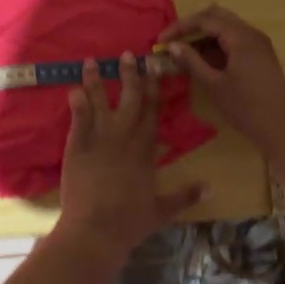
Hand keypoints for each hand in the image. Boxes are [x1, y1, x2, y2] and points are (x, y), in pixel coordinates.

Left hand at [55, 53, 204, 260]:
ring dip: (96, 81)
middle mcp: (126, 136)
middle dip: (130, 74)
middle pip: (130, 98)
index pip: (154, 110)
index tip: (154, 67)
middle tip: (127, 54)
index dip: (154, 87)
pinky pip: (77, 117)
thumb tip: (211, 188)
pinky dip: (76, 102)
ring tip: (91, 61)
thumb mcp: (163, 210)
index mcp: (147, 149)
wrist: (97, 230)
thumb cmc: (131, 221)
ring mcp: (100, 138)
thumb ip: (185, 195)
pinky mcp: (77, 145)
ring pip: (100, 101)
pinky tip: (73, 88)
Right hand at [160, 6, 284, 153]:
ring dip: (204, 36)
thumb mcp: (214, 85)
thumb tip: (172, 46)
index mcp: (241, 37)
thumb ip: (192, 62)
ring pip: (226, 27)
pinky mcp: (260, 55)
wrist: (281, 128)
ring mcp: (258, 43)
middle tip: (173, 42)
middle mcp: (251, 33)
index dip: (180, 27)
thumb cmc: (246, 107)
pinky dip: (217, 45)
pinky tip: (203, 61)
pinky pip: (235, 40)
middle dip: (192, 26)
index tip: (161, 41)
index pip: (205, 19)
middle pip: (217, 16)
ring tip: (185, 54)